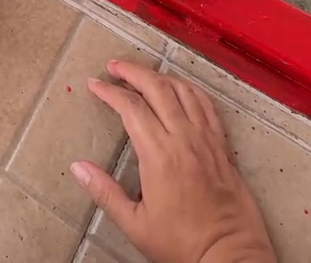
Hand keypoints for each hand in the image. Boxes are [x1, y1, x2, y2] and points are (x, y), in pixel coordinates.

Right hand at [72, 61, 275, 262]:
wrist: (232, 261)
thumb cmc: (183, 245)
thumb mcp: (136, 225)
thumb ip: (105, 192)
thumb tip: (78, 167)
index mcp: (160, 155)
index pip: (131, 106)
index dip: (109, 91)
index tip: (94, 85)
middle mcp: (185, 140)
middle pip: (156, 87)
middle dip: (131, 71)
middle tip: (113, 67)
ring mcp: (208, 141)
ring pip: (183, 91)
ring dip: (159, 76)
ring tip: (142, 74)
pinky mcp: (223, 148)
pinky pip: (207, 106)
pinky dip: (189, 89)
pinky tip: (178, 88)